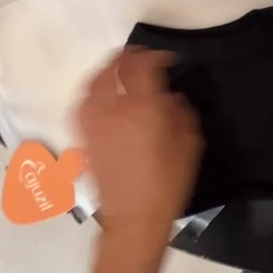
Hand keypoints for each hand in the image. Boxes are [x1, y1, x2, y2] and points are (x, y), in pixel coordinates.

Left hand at [74, 48, 202, 244]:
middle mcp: (113, 108)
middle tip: (141, 58)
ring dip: (106, 70)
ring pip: (93, 81)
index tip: (167, 59)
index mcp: (143, 107)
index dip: (155, 55)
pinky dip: (91, 90)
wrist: (134, 217)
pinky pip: (82, 102)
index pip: (144, 65)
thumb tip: (170, 98)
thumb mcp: (190, 143)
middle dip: (127, 57)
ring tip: (118, 70)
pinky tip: (100, 94)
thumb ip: (181, 113)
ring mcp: (93, 121)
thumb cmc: (168, 182)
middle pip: (113, 67)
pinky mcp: (82, 135)